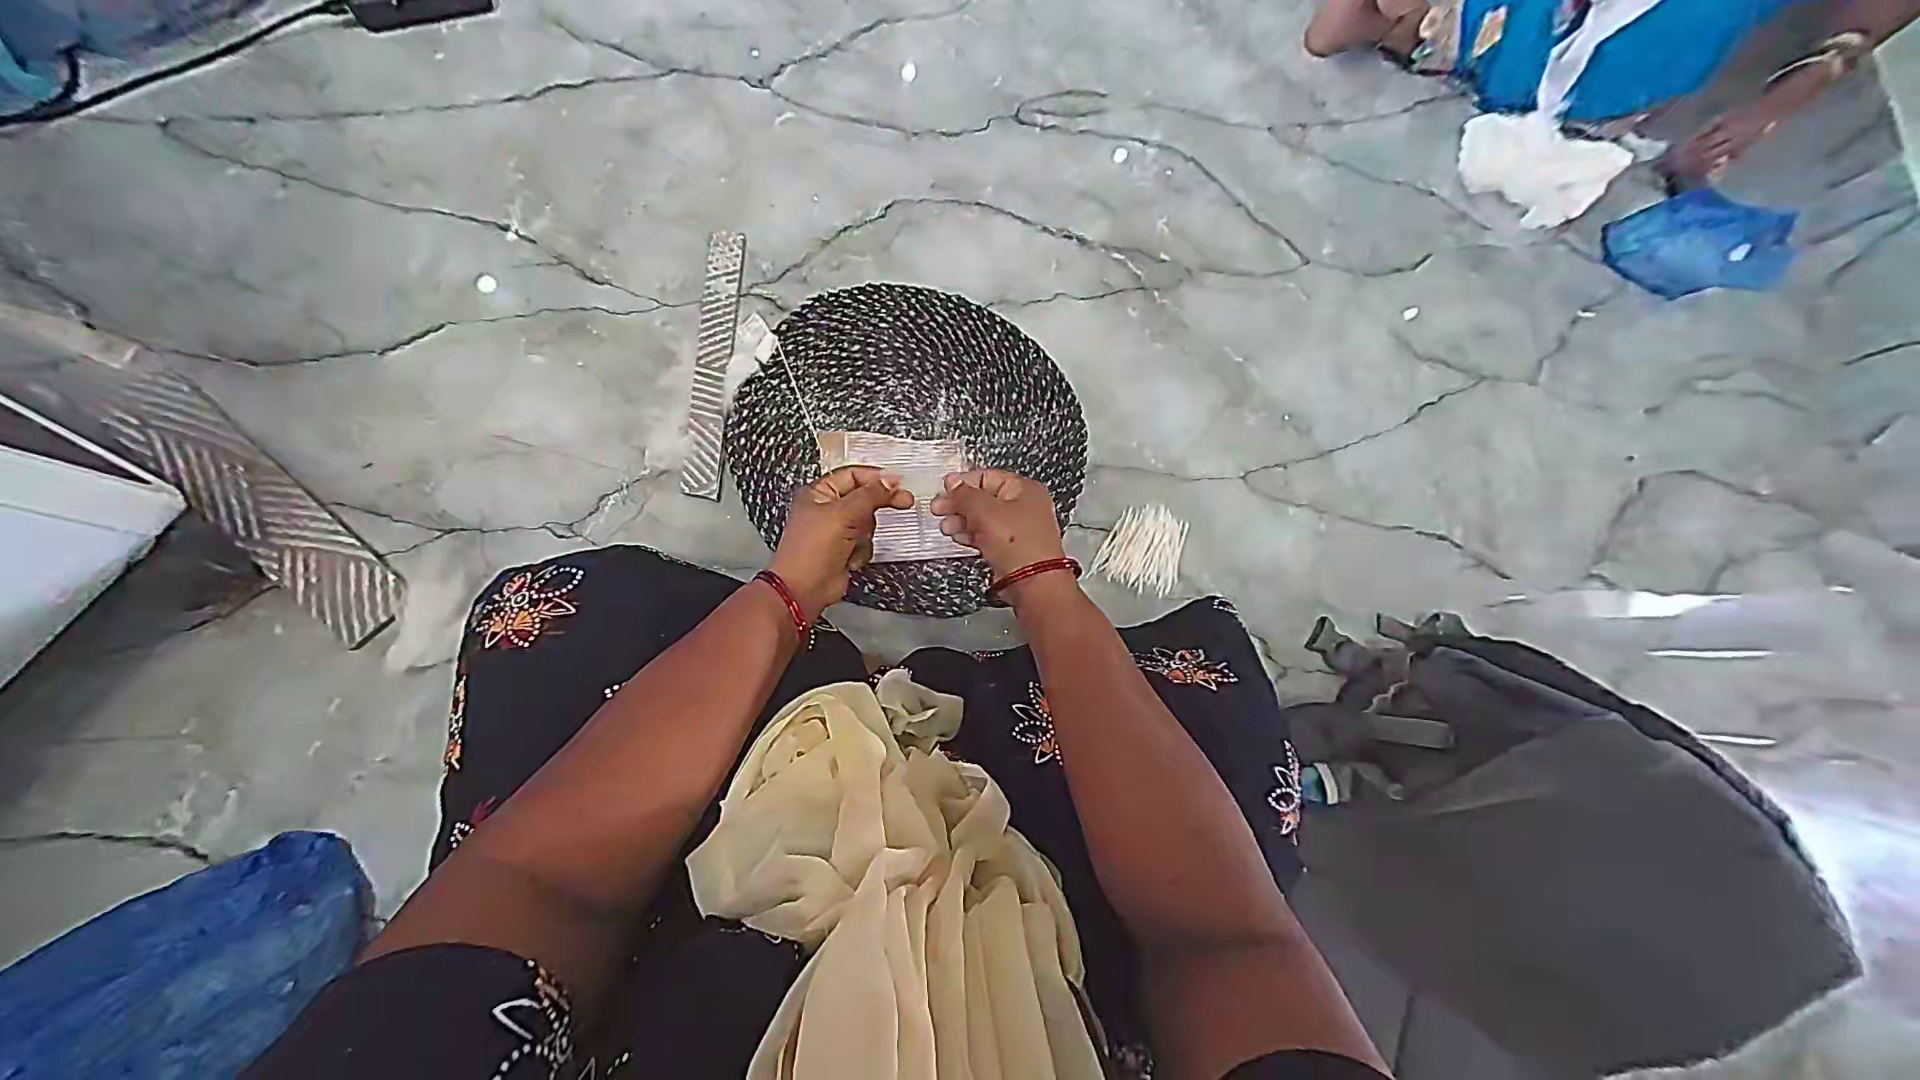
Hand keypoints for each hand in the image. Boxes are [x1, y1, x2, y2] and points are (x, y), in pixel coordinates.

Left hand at [768, 466, 912, 619]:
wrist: (805, 589)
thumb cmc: (810, 551)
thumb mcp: (843, 514)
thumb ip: (870, 495)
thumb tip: (889, 481)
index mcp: (819, 493)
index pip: (853, 475)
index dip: (876, 477)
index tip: (898, 482)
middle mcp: (827, 509)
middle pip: (864, 498)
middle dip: (876, 507)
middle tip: (904, 501)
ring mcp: (836, 530)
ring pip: (868, 523)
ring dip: (865, 535)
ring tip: (852, 542)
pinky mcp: (844, 549)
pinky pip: (866, 542)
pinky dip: (862, 551)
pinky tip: (849, 558)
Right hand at [929, 469, 1065, 579]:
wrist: (1032, 582)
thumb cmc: (1019, 543)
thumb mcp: (984, 510)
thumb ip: (964, 494)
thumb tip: (953, 483)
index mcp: (1023, 489)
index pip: (986, 476)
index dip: (963, 482)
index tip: (944, 489)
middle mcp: (1023, 506)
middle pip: (983, 498)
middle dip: (959, 504)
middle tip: (940, 509)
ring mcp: (1018, 529)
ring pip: (983, 518)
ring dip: (962, 521)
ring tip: (947, 526)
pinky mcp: (1011, 548)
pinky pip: (987, 536)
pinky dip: (971, 535)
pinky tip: (959, 537)